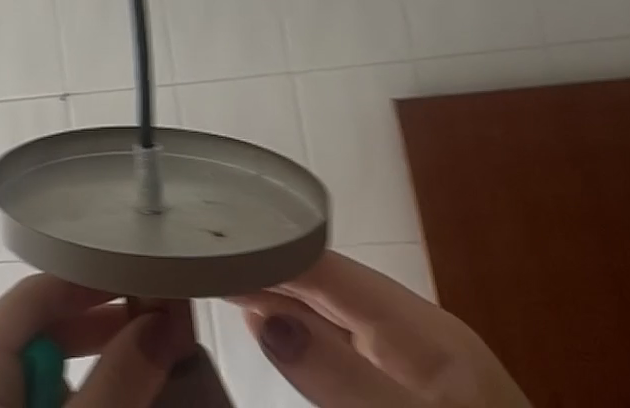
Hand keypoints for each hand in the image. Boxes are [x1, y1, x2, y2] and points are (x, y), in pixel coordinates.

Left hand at [0, 273, 195, 407]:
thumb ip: (119, 379)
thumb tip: (165, 319)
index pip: (38, 291)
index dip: (97, 280)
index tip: (150, 284)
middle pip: (39, 328)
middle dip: (101, 328)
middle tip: (160, 331)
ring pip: (35, 370)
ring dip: (91, 368)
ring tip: (143, 371)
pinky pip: (24, 398)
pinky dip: (69, 398)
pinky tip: (104, 404)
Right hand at [231, 252, 531, 407]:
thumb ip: (345, 378)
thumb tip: (268, 322)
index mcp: (422, 329)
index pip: (331, 271)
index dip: (274, 250)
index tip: (220, 237)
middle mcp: (414, 338)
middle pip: (328, 288)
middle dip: (270, 268)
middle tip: (206, 255)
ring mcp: (413, 368)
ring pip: (332, 317)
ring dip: (281, 298)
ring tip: (226, 280)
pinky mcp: (407, 392)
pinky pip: (342, 349)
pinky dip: (301, 334)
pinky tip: (277, 329)